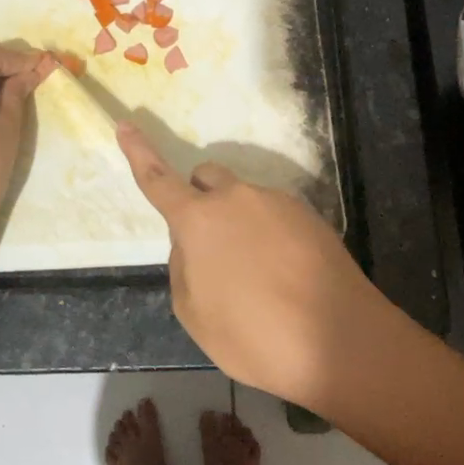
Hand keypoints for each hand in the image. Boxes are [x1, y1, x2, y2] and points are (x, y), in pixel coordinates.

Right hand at [117, 122, 395, 409]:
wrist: (338, 339)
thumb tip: (194, 243)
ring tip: (259, 277)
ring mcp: (277, 202)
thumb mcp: (194, 313)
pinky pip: (275, 215)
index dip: (139, 153)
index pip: (158, 180)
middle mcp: (237, 198)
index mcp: (199, 220)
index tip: (126, 125)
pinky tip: (287, 276)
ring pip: (244, 199)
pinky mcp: (309, 215)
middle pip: (207, 179)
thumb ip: (184, 266)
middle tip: (212, 250)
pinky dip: (270, 235)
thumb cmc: (254, 336)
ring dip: (240, 223)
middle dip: (201, 201)